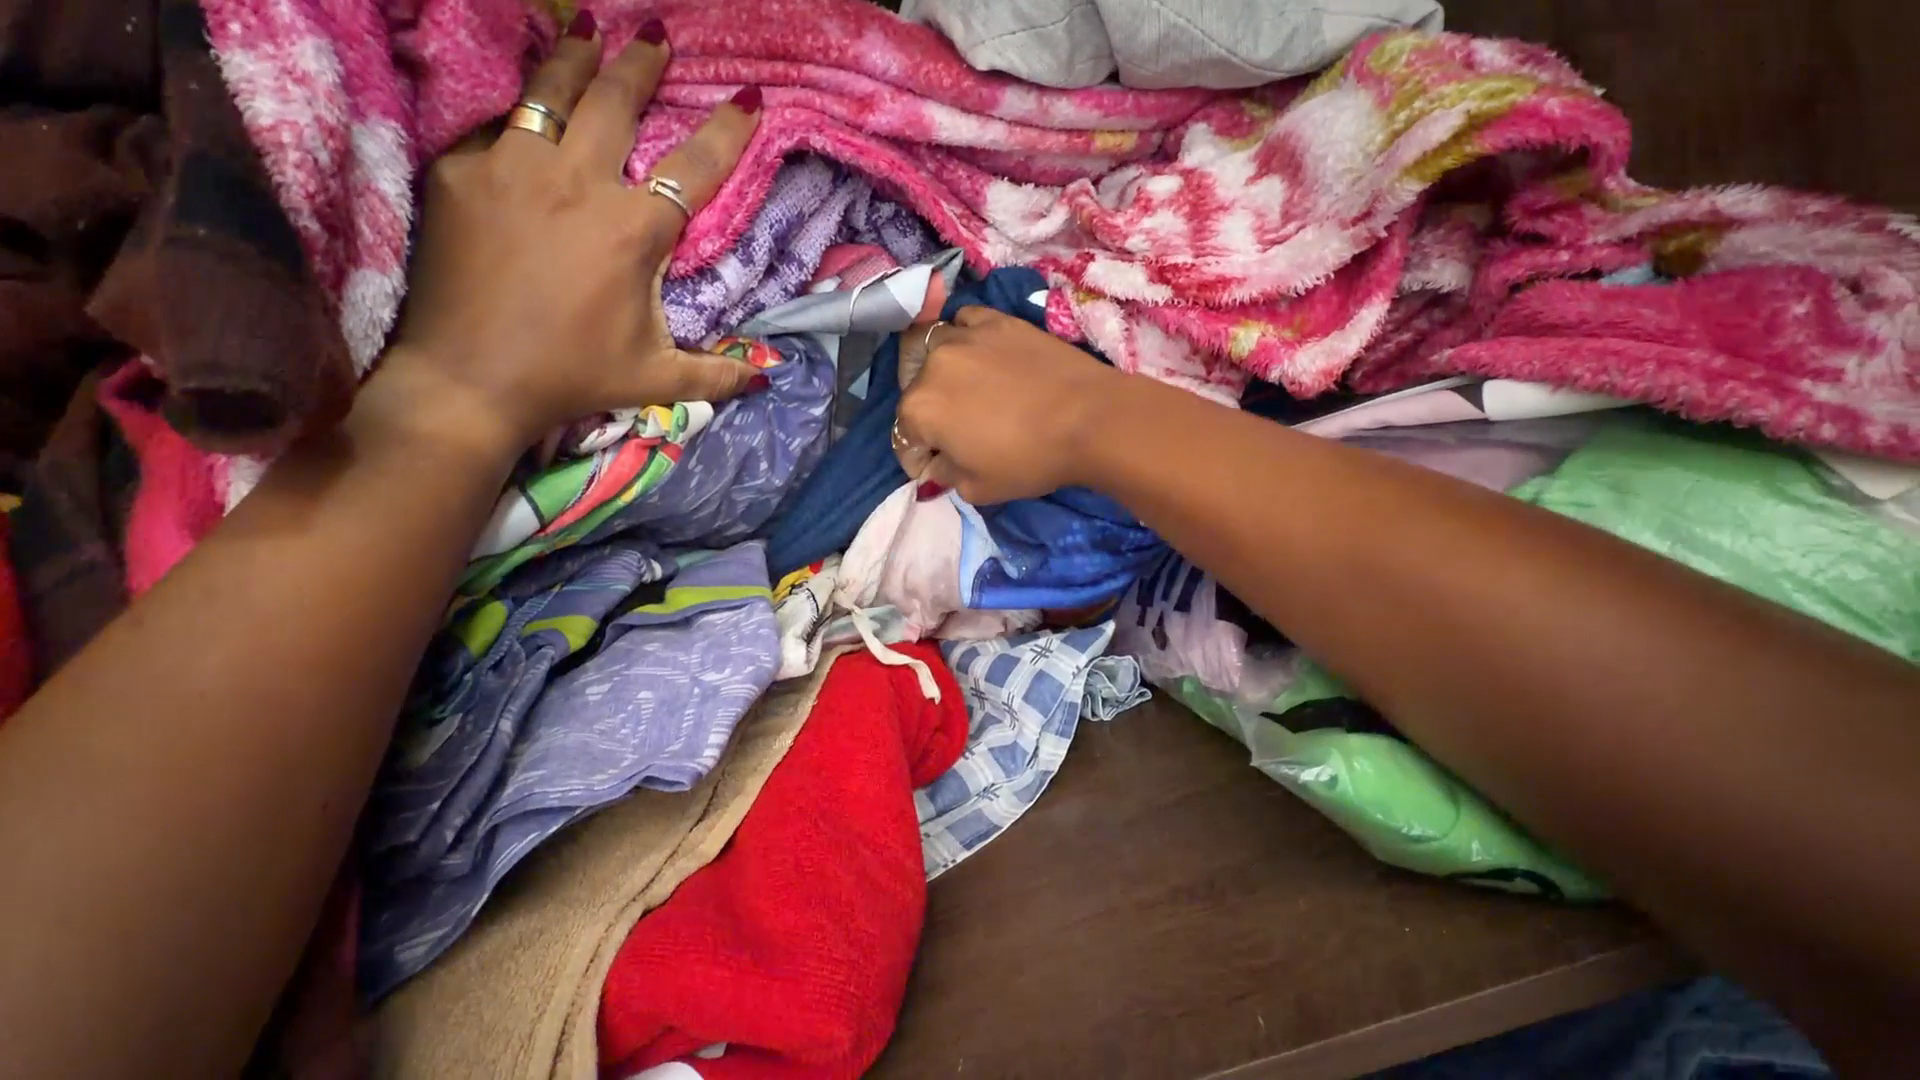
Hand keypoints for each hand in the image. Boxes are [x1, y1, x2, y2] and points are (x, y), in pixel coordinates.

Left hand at [377, 14, 764, 454]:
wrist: (469, 380)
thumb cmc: (572, 377)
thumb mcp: (657, 379)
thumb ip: (718, 373)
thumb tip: (767, 374)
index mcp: (634, 229)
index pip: (695, 165)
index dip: (727, 130)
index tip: (747, 98)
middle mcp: (578, 182)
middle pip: (616, 101)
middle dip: (641, 64)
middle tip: (654, 37)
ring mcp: (512, 168)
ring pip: (549, 91)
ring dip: (574, 56)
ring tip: (585, 27)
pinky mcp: (459, 174)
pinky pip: (493, 126)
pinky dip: (514, 112)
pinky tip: (521, 103)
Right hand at [892, 305, 1124, 504]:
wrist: (1091, 418)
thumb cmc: (1030, 459)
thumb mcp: (978, 489)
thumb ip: (945, 475)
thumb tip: (937, 463)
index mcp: (920, 409)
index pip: (903, 438)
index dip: (919, 460)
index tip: (937, 469)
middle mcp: (931, 365)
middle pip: (916, 393)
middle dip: (928, 415)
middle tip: (956, 432)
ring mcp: (964, 336)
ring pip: (934, 351)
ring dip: (941, 373)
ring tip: (965, 389)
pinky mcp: (996, 321)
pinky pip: (964, 323)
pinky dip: (965, 338)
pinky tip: (980, 353)